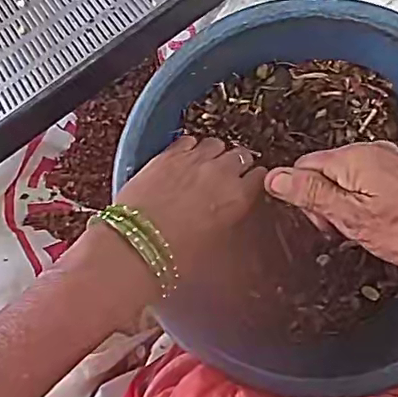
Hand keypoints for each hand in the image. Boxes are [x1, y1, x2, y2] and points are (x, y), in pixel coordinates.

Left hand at [64, 136, 267, 299]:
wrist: (137, 246)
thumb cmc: (175, 256)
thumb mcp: (215, 244)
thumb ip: (227, 219)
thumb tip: (226, 214)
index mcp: (238, 198)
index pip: (260, 177)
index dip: (254, 180)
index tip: (249, 183)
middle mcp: (221, 173)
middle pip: (240, 155)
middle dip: (235, 164)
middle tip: (226, 176)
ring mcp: (193, 160)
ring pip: (215, 143)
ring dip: (212, 154)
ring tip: (204, 166)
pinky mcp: (168, 154)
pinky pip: (188, 141)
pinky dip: (189, 148)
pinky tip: (183, 159)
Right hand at [262, 142, 397, 268]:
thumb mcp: (351, 216)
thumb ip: (311, 194)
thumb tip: (274, 177)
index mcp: (353, 158)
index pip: (303, 166)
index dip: (302, 197)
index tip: (322, 223)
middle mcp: (371, 150)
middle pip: (324, 170)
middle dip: (324, 201)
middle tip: (343, 231)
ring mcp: (390, 159)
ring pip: (346, 177)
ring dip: (345, 203)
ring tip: (364, 230)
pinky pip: (368, 180)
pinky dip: (364, 200)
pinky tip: (379, 222)